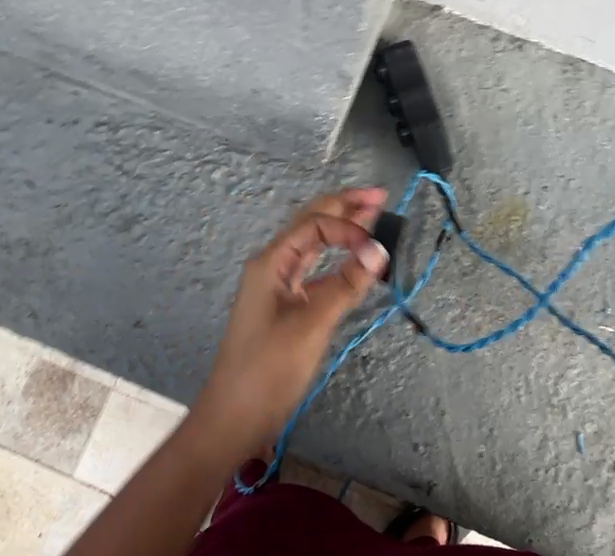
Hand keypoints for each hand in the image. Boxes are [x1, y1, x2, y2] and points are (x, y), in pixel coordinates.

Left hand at [191, 187, 389, 458]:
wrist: (234, 418)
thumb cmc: (268, 370)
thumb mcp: (311, 326)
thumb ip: (345, 286)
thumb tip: (379, 251)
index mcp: (271, 261)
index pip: (314, 225)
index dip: (348, 228)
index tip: (378, 246)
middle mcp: (273, 265)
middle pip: (310, 224)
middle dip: (344, 207)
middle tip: (380, 195)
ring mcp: (277, 286)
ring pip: (312, 245)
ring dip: (341, 229)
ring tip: (371, 214)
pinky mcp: (285, 307)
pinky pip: (313, 270)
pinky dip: (336, 260)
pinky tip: (353, 260)